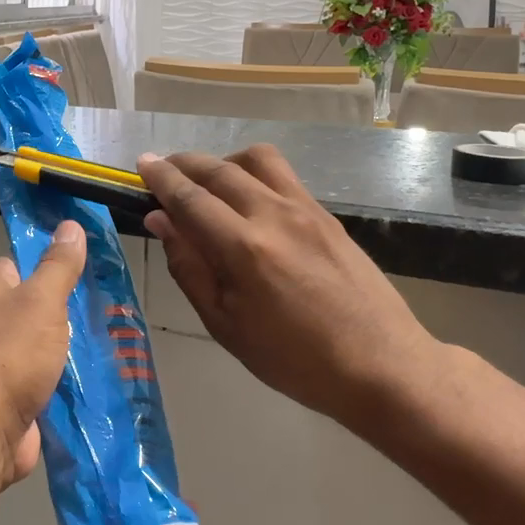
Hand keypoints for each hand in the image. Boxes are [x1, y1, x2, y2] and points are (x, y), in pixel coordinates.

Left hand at [0, 221, 84, 488]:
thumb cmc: (11, 354)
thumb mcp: (42, 300)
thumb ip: (59, 265)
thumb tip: (70, 225)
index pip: (21, 262)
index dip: (51, 262)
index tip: (89, 266)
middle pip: (37, 305)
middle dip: (70, 309)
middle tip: (110, 308)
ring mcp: (2, 359)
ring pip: (45, 342)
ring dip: (72, 346)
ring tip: (117, 340)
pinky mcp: (14, 393)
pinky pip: (47, 376)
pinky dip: (68, 378)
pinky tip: (100, 378)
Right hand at [138, 146, 441, 420]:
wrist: (382, 366)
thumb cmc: (294, 360)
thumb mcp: (226, 325)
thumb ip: (189, 267)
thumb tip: (161, 221)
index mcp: (244, 249)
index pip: (190, 197)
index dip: (161, 178)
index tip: (141, 165)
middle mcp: (273, 215)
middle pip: (218, 170)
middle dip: (184, 165)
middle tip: (162, 170)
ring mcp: (305, 209)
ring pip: (255, 159)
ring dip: (222, 161)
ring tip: (207, 184)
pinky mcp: (326, 214)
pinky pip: (282, 174)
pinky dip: (252, 173)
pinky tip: (246, 198)